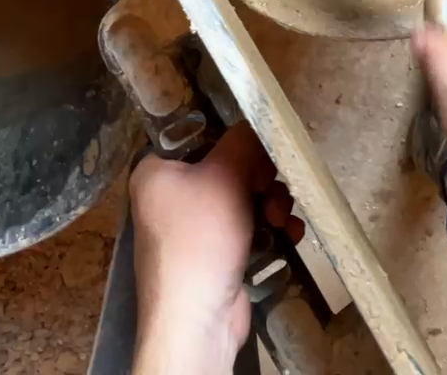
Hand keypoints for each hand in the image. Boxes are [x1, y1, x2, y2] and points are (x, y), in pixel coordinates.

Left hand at [129, 123, 299, 374]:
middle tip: (270, 188)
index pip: (202, 134)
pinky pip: (249, 225)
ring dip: (272, 202)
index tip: (259, 149)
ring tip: (280, 219)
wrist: (197, 323)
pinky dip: (271, 227)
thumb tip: (257, 123)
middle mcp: (172, 194)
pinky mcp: (218, 252)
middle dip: (261, 177)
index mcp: (158, 170)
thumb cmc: (200, 240)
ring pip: (245, 195)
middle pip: (230, 165)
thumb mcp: (224, 175)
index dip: (234, 138)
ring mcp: (195, 227)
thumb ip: (243, 141)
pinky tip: (289, 234)